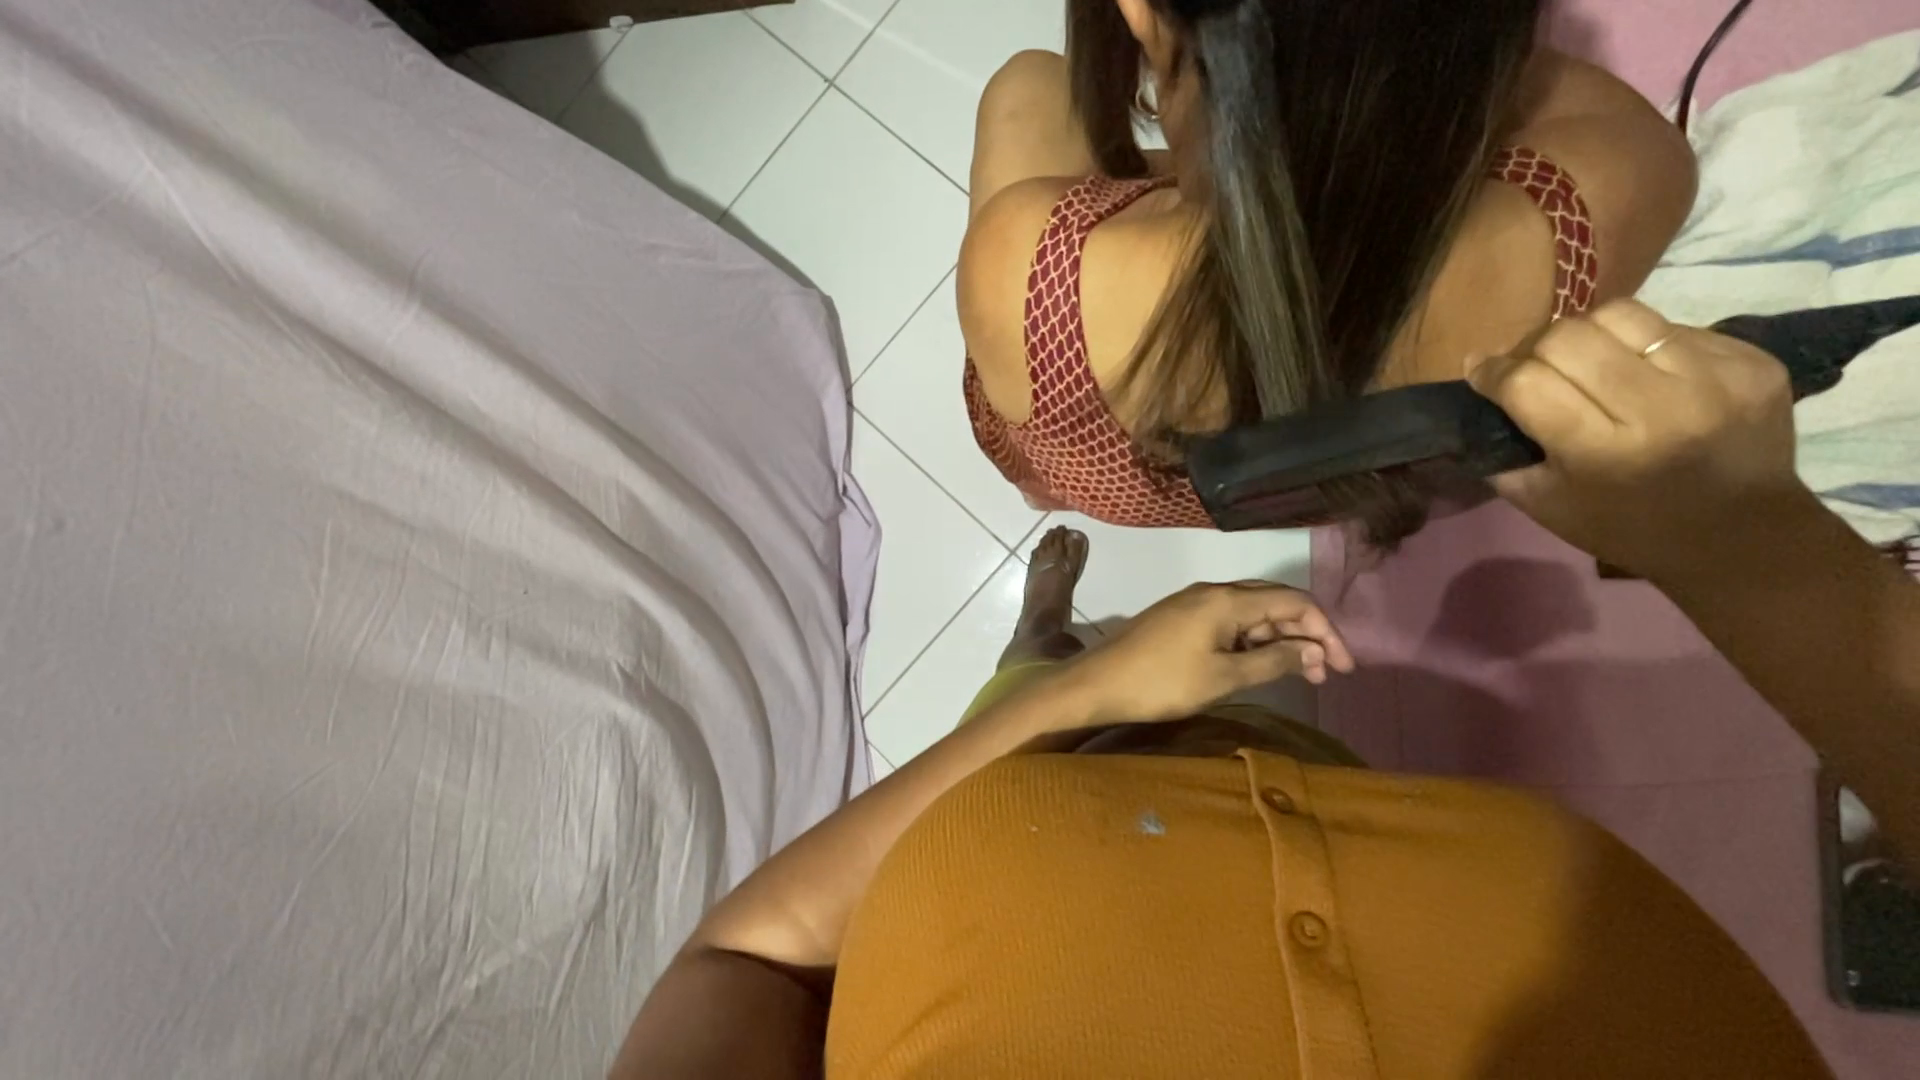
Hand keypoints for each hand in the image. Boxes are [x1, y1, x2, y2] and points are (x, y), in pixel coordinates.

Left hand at [1063, 582, 1353, 725]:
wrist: (1096, 684)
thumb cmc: (1162, 682)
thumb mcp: (1223, 677)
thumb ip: (1273, 661)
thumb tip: (1315, 651)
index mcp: (1226, 599)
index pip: (1294, 601)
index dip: (1326, 631)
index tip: (1344, 668)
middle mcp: (1212, 591)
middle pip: (1274, 601)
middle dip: (1306, 633)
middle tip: (1325, 673)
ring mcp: (1193, 603)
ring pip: (1250, 612)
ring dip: (1279, 639)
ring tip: (1299, 675)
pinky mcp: (1179, 618)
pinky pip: (1228, 621)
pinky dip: (1251, 641)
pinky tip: (1259, 665)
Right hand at [1467, 300, 1808, 581]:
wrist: (1741, 536)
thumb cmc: (1624, 527)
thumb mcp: (1545, 502)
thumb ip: (1504, 450)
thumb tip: (1478, 393)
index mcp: (1603, 451)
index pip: (1526, 382)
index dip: (1491, 373)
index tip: (1480, 373)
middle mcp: (1662, 407)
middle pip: (1566, 337)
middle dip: (1532, 348)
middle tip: (1530, 366)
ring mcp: (1714, 377)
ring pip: (1617, 315)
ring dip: (1586, 335)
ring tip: (1586, 359)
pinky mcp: (1750, 359)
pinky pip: (1670, 326)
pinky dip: (1640, 345)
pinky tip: (1642, 372)